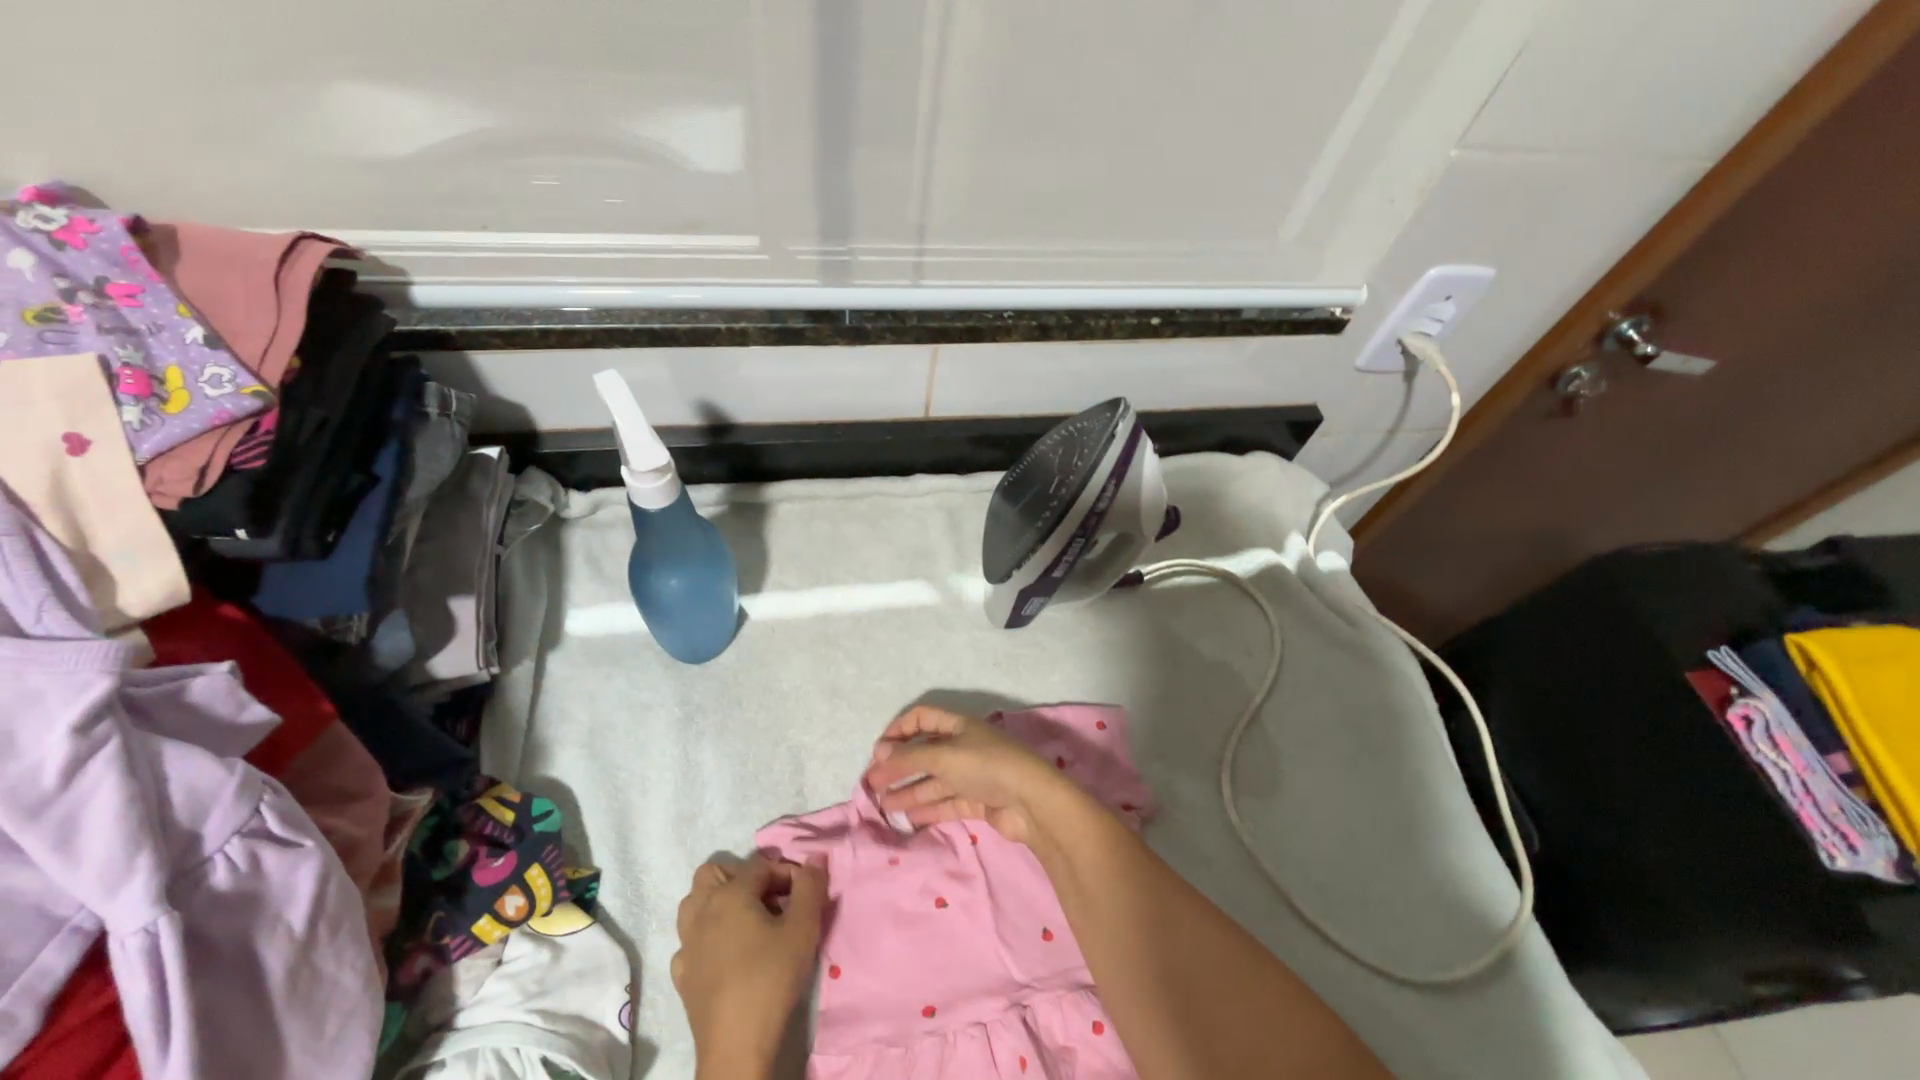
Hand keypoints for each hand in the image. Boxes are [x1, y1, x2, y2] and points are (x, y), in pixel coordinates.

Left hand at [673, 854, 825, 1077]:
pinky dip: (707, 938)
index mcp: (729, 894)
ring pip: (694, 904)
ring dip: (718, 903)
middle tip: (770, 900)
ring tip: (747, 922)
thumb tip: (815, 857)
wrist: (737, 1042)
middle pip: (713, 873)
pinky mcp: (682, 974)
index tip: (805, 895)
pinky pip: (690, 941)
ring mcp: (686, 944)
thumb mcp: (803, 929)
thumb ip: (810, 887)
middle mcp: (700, 911)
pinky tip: (726, 955)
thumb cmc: (772, 978)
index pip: (760, 865)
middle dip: (743, 877)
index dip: (787, 873)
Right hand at [862, 705, 1076, 845]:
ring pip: (934, 781)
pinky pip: (947, 802)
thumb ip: (909, 757)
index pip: (923, 718)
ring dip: (909, 790)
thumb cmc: (987, 767)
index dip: (899, 731)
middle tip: (872, 783)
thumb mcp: (944, 756)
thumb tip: (879, 754)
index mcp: (960, 726)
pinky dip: (927, 808)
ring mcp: (973, 776)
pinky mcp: (979, 802)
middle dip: (899, 766)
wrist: (1032, 801)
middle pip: (925, 753)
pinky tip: (907, 817)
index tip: (878, 751)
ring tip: (884, 804)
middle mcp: (965, 747)